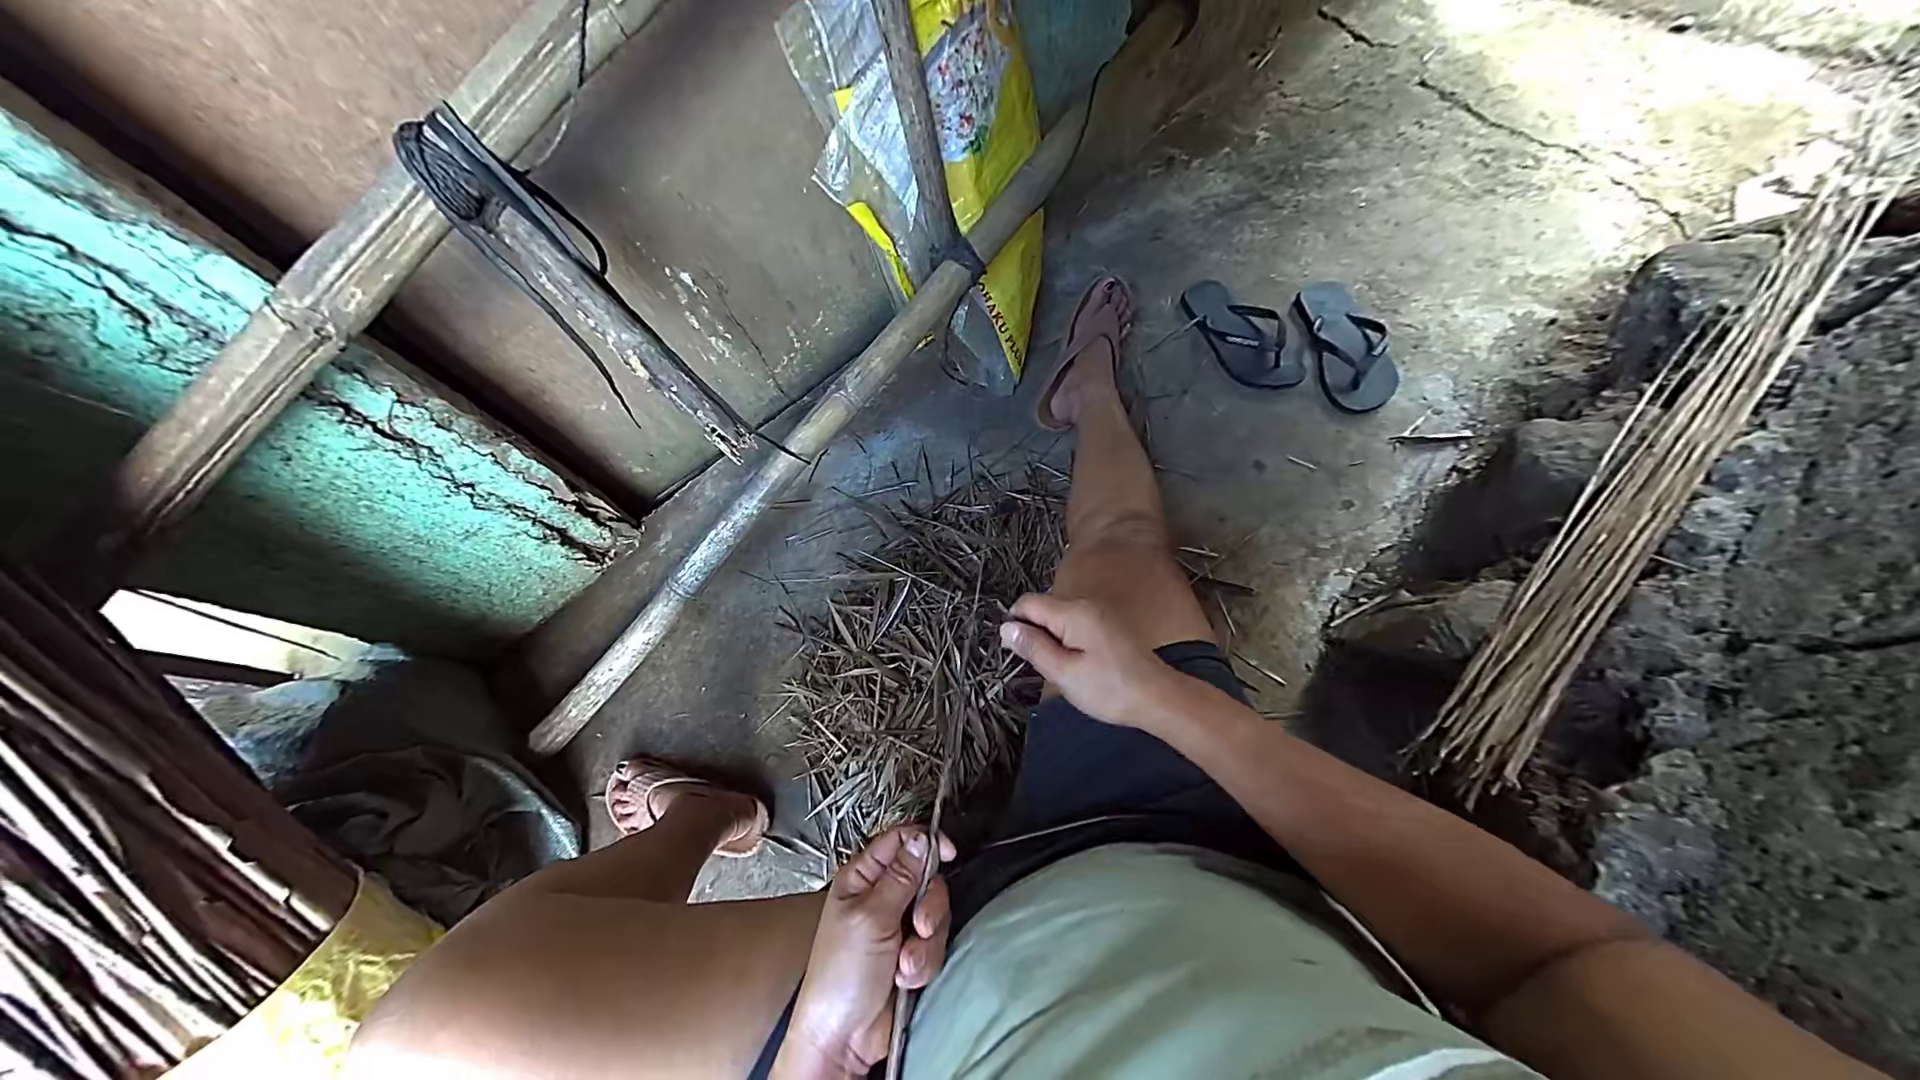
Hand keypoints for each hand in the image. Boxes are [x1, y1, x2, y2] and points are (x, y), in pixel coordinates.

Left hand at [774, 826, 955, 1079]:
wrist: (843, 1038)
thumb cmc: (839, 976)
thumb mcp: (871, 918)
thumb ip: (901, 877)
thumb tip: (922, 840)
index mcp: (862, 878)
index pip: (900, 840)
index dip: (925, 841)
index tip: (947, 851)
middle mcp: (881, 896)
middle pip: (926, 876)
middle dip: (929, 904)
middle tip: (919, 925)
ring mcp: (898, 924)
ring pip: (935, 912)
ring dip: (925, 943)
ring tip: (904, 963)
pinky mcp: (912, 951)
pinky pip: (935, 943)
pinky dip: (924, 962)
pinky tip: (904, 978)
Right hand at [998, 593, 1203, 731]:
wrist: (1158, 698)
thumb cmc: (1110, 689)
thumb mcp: (1063, 672)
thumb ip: (1033, 647)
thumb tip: (1007, 628)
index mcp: (1073, 612)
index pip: (1028, 602)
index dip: (1015, 624)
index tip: (1018, 652)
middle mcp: (1086, 605)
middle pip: (1043, 609)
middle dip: (1033, 634)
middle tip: (1044, 667)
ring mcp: (1099, 614)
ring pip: (1058, 619)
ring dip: (1050, 641)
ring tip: (1062, 670)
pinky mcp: (1107, 626)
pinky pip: (1074, 626)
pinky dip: (1067, 643)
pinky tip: (1077, 667)